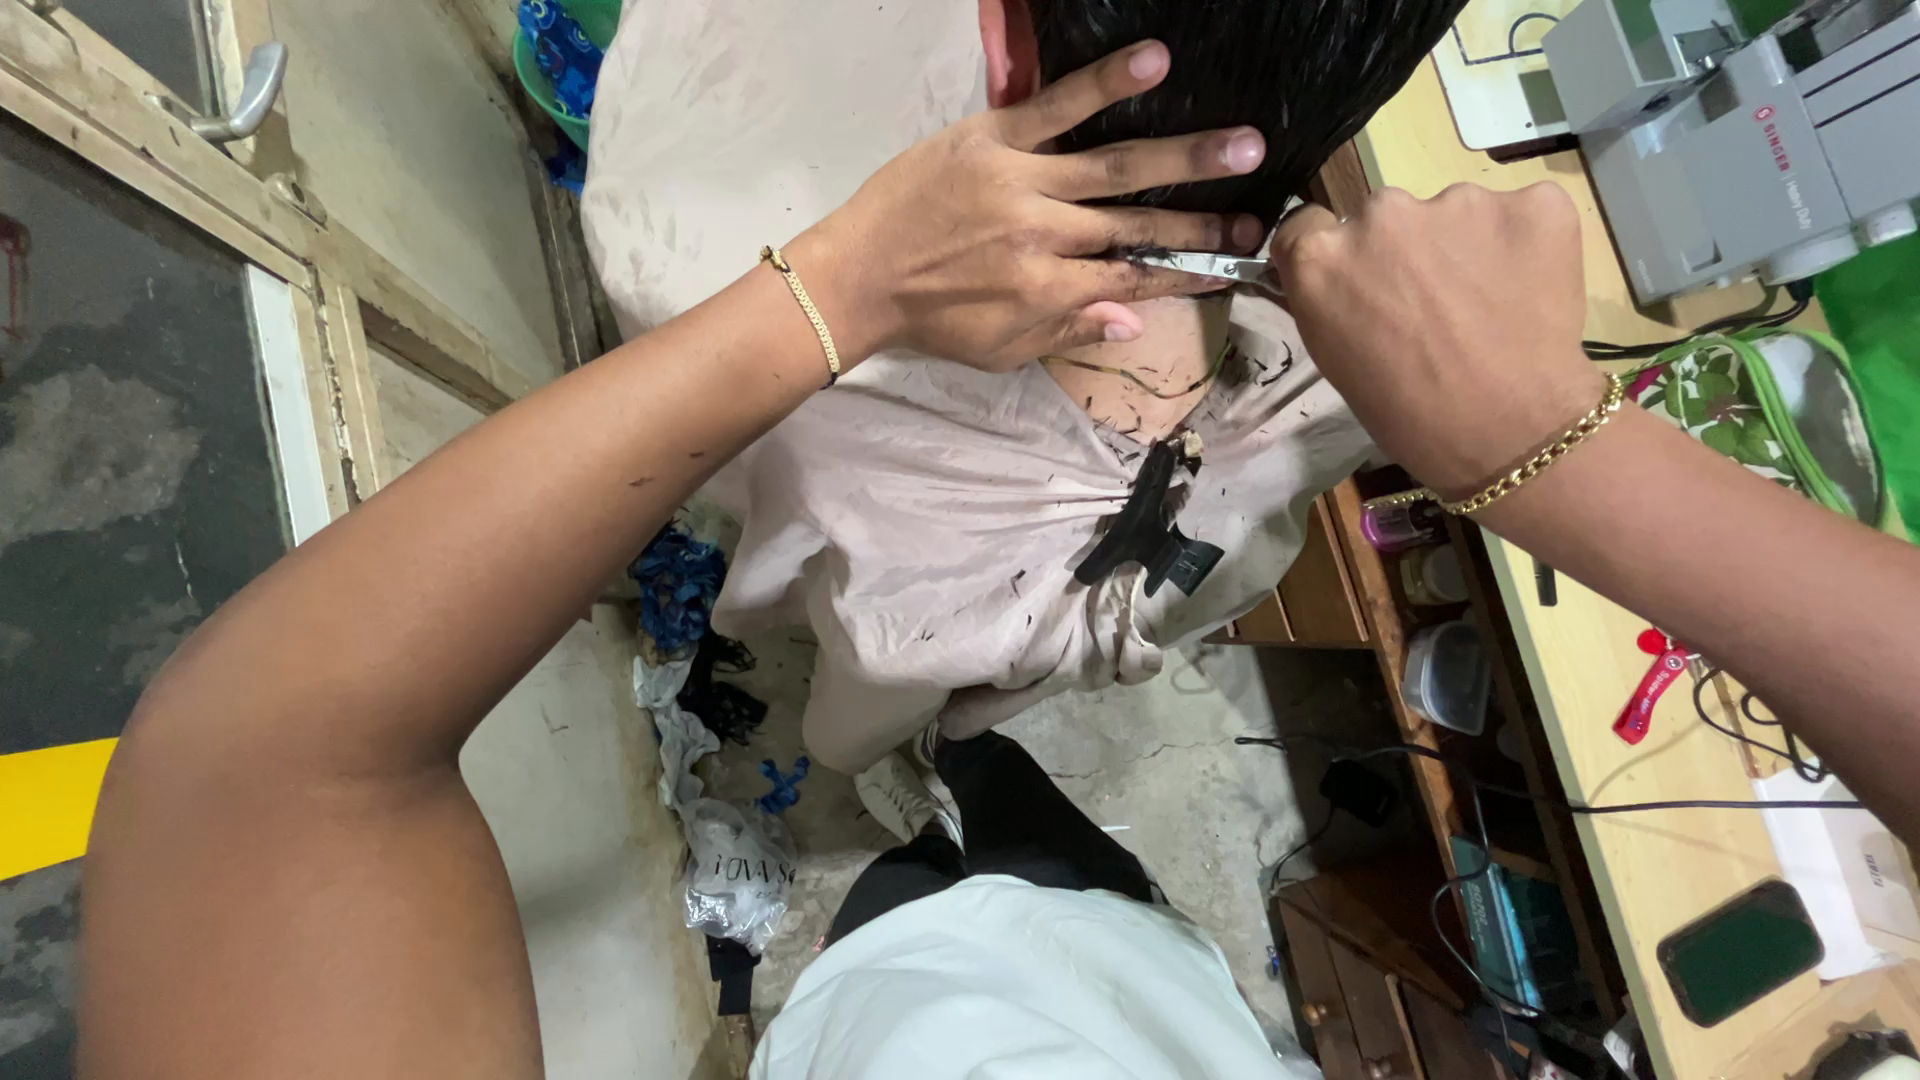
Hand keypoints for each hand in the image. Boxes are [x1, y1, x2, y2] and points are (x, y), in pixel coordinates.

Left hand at [786, 40, 1268, 371]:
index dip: (1182, 273)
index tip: (1229, 264)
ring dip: (1182, 156)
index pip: (1130, 279)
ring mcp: (1020, 183)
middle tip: (1259, 213)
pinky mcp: (990, 139)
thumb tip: (1135, 322)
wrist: (858, 278)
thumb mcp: (999, 351)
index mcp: (1047, 292)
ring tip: (1244, 142)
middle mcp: (1044, 238)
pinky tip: (1155, 62)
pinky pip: (1055, 107)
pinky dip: (1104, 85)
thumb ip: (1067, 334)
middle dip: (1201, 223)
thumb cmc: (931, 322)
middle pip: (1136, 228)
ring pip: (1113, 169)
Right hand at [1270, 183, 1606, 495]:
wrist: (1501, 423)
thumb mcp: (1331, 353)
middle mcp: (1380, 213)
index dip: (1324, 248)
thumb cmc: (1398, 405)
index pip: (1304, 224)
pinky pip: (1517, 212)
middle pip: (1381, 215)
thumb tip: (1342, 276)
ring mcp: (1459, 200)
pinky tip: (1523, 289)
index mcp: (1321, 256)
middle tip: (1423, 301)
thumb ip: (1328, 296)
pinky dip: (1518, 242)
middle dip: (1397, 249)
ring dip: (1458, 244)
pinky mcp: (1532, 201)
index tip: (1347, 274)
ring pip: (1451, 213)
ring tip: (1480, 302)